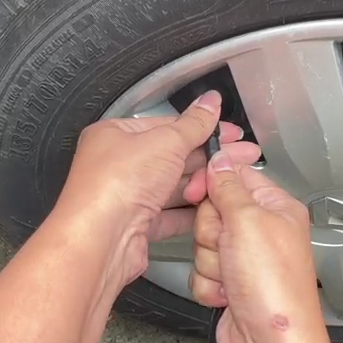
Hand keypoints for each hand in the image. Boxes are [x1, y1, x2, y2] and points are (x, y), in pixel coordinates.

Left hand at [51, 91, 261, 288]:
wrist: (100, 239)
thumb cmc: (116, 184)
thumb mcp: (165, 142)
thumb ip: (194, 124)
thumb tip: (210, 103)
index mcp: (115, 135)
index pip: (166, 126)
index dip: (201, 127)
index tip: (230, 132)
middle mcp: (117, 165)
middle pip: (172, 156)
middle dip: (209, 157)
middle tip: (243, 156)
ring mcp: (127, 196)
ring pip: (172, 186)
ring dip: (202, 184)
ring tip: (232, 181)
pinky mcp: (136, 225)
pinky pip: (169, 215)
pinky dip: (191, 211)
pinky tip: (213, 205)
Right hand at [190, 152, 325, 342]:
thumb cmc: (274, 286)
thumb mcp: (248, 220)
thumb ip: (229, 187)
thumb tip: (219, 162)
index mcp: (276, 208)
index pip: (236, 177)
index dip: (213, 184)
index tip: (199, 193)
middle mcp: (262, 232)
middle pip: (212, 212)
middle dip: (211, 233)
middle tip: (229, 247)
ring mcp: (245, 260)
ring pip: (202, 245)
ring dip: (210, 263)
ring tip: (232, 276)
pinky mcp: (229, 285)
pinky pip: (200, 273)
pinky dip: (208, 286)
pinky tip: (228, 295)